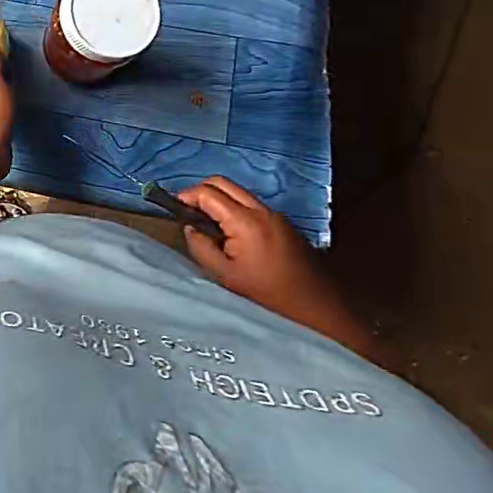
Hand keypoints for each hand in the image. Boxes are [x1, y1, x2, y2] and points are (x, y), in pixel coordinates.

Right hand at [178, 177, 375, 357]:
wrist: (319, 310)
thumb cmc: (268, 296)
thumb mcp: (225, 276)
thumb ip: (201, 247)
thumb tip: (190, 228)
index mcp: (245, 221)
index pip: (207, 192)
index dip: (186, 196)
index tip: (173, 208)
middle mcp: (262, 211)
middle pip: (223, 183)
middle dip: (200, 191)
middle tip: (188, 211)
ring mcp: (276, 216)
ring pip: (238, 192)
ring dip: (219, 200)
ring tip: (207, 224)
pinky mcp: (284, 225)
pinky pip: (252, 205)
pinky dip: (234, 209)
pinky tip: (231, 234)